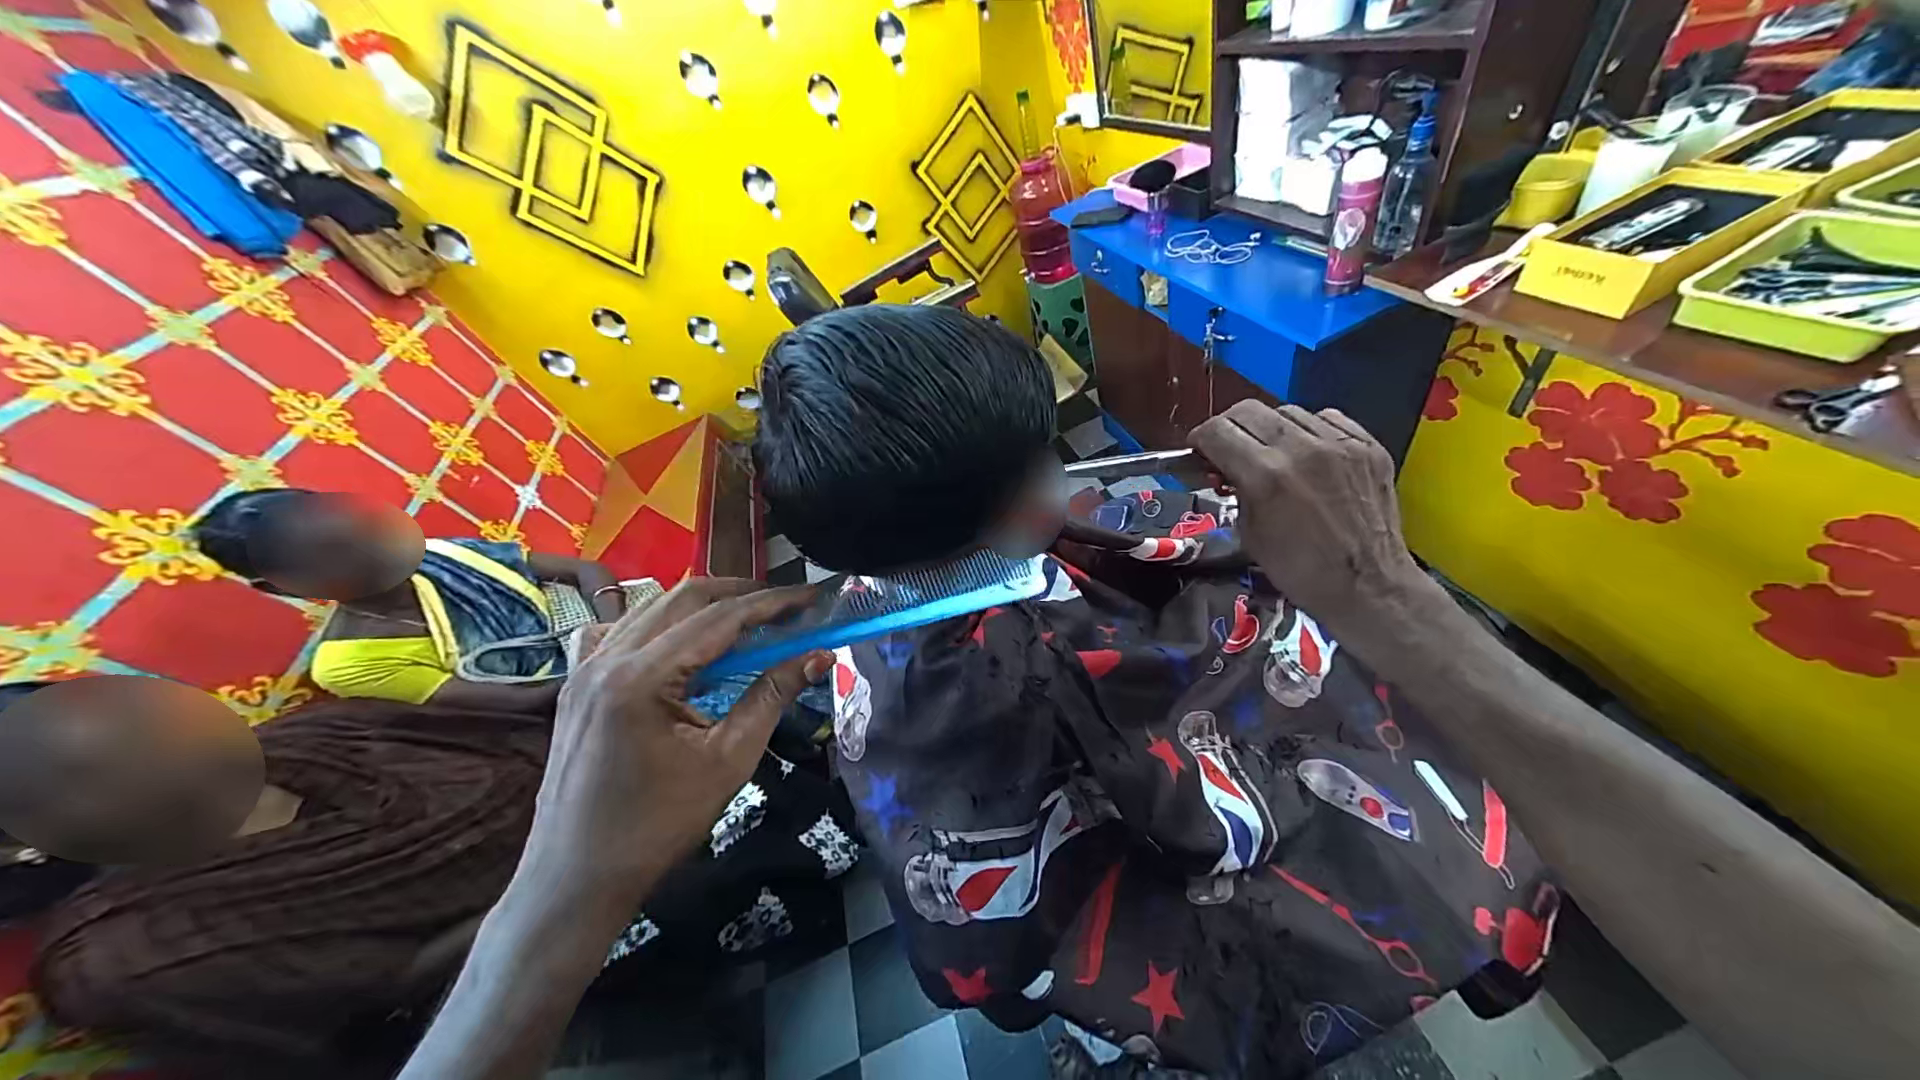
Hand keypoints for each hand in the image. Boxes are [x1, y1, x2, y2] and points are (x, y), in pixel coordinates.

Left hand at [527, 578, 831, 905]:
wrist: (575, 881)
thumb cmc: (657, 827)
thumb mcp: (728, 761)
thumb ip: (772, 696)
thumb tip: (819, 657)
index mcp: (641, 677)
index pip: (721, 618)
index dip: (773, 603)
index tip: (811, 597)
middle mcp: (607, 658)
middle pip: (685, 598)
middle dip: (742, 594)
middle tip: (787, 605)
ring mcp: (585, 667)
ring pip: (654, 608)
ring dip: (706, 605)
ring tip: (751, 619)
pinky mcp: (577, 683)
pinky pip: (624, 630)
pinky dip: (665, 623)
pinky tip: (685, 642)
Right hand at [1190, 403, 1432, 646]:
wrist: (1368, 585)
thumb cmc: (1299, 570)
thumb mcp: (1248, 532)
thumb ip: (1234, 490)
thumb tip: (1222, 467)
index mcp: (1265, 475)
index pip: (1217, 431)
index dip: (1200, 440)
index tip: (1200, 452)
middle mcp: (1301, 449)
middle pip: (1247, 410)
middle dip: (1228, 428)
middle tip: (1227, 449)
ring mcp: (1339, 443)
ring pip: (1286, 411)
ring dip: (1268, 428)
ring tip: (1271, 453)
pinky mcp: (1368, 445)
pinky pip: (1327, 418)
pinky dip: (1308, 430)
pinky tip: (1308, 453)